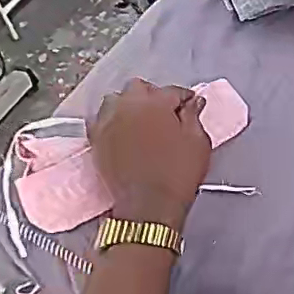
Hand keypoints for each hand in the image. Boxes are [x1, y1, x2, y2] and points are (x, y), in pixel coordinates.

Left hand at [90, 80, 210, 229]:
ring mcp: (108, 122)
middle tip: (166, 111)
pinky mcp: (96, 139)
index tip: (192, 104)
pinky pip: (101, 119)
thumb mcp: (198, 142)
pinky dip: (113, 120)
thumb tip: (193, 102)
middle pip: (139, 88)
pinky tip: (123, 130)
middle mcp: (127, 106)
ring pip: (116, 100)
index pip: (172, 91)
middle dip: (153, 95)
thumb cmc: (178, 173)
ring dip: (129, 104)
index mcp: (155, 104)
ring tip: (142, 119)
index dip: (185, 97)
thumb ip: (194, 116)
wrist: (149, 205)